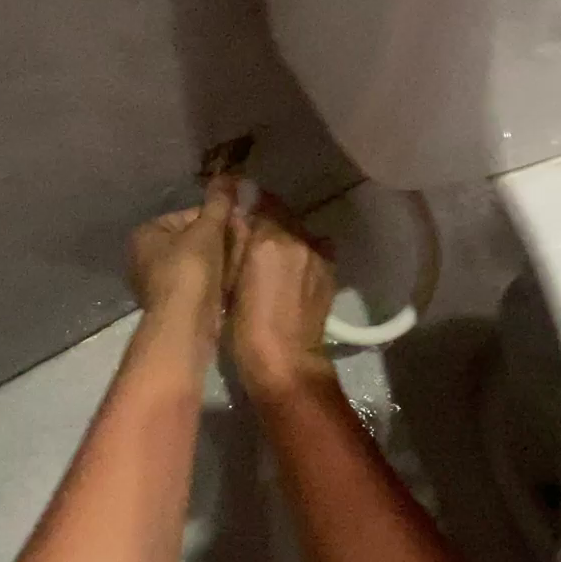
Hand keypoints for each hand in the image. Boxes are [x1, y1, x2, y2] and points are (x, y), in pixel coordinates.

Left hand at [127, 176, 237, 333]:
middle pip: (192, 238)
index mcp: (145, 233)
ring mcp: (156, 282)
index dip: (216, 217)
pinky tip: (229, 282)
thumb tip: (228, 174)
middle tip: (242, 242)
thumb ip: (218, 202)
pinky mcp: (171, 302)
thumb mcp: (207, 229)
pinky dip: (213, 279)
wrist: (185, 322)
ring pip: (197, 261)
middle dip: (219, 240)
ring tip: (238, 262)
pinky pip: (196, 282)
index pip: (188, 214)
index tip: (237, 225)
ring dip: (218, 260)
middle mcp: (143, 256)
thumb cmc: (191, 268)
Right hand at [230, 195, 336, 393]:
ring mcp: (319, 252)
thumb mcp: (230, 282)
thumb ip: (235, 242)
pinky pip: (314, 245)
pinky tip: (292, 264)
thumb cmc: (246, 328)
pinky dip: (301, 248)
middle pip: (280, 212)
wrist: (287, 362)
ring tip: (269, 250)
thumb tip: (235, 213)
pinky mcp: (330, 268)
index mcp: (269, 240)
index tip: (236, 201)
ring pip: (298, 228)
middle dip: (264, 215)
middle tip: (248, 229)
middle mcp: (298, 238)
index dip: (247, 199)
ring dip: (284, 231)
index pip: (259, 201)